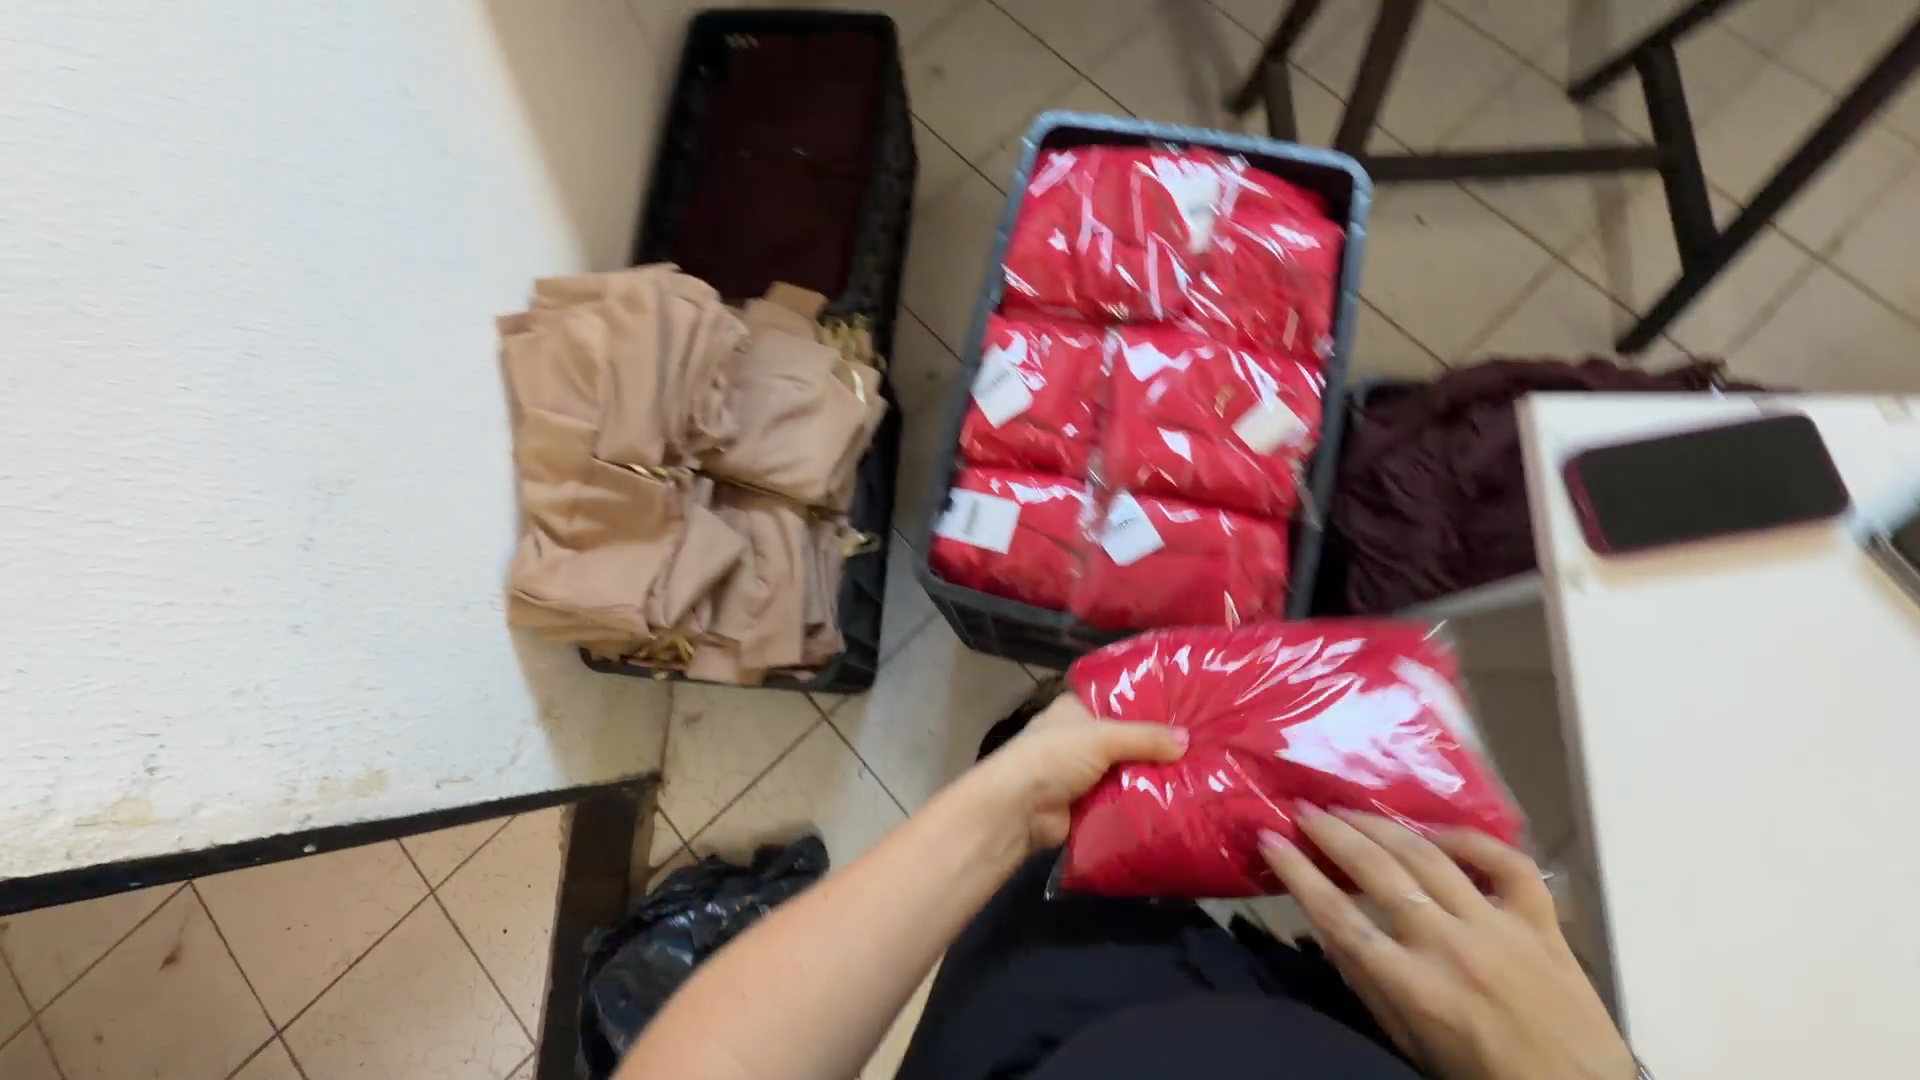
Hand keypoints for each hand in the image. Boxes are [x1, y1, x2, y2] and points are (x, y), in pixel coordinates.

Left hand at [970, 693, 1186, 851]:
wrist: (1019, 808)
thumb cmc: (1054, 756)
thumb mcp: (1102, 737)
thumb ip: (1144, 737)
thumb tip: (1187, 740)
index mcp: (1077, 709)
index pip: (1118, 701)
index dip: (1148, 706)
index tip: (1185, 710)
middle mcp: (1080, 737)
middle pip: (1127, 739)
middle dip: (1156, 746)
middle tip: (1201, 747)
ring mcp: (1084, 771)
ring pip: (1127, 770)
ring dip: (1152, 776)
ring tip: (1199, 776)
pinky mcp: (1089, 802)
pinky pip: (1123, 798)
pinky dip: (1143, 801)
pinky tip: (1177, 802)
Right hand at [1258, 806, 1634, 1079]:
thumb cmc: (1481, 1076)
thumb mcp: (1410, 1044)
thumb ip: (1368, 983)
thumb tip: (1327, 923)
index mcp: (1416, 988)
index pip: (1339, 916)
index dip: (1297, 873)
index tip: (1269, 840)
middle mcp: (1452, 949)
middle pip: (1377, 872)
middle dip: (1331, 834)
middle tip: (1302, 809)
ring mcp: (1500, 930)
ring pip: (1429, 856)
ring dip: (1380, 825)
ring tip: (1348, 808)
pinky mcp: (1543, 925)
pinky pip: (1507, 864)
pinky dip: (1470, 839)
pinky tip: (1435, 829)